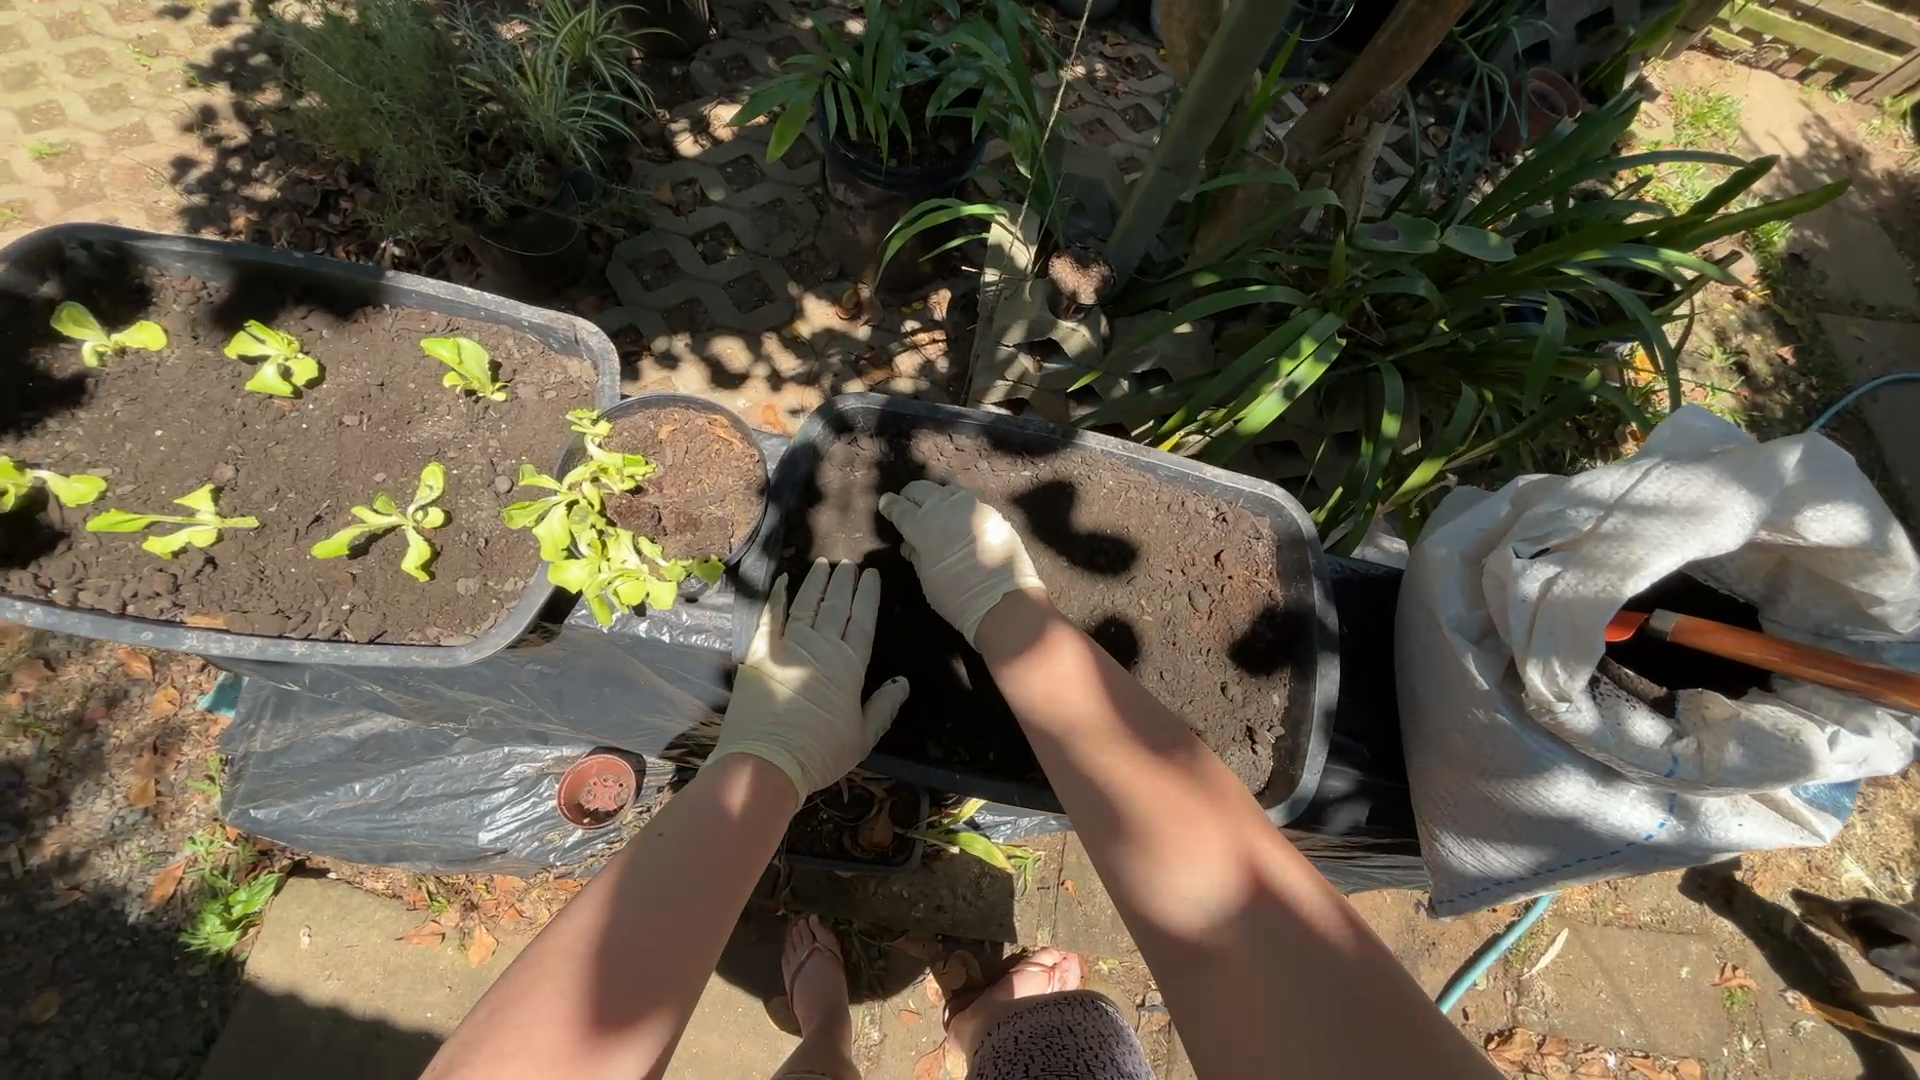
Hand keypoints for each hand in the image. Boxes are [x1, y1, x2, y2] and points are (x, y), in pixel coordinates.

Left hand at [709, 558, 910, 802]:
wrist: (765, 763)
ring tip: (823, 564)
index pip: (863, 620)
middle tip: (849, 563)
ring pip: (805, 604)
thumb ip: (884, 706)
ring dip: (815, 583)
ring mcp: (788, 647)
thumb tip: (903, 682)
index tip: (871, 574)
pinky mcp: (759, 654)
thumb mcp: (863, 736)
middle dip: (844, 582)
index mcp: (849, 665)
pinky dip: (777, 598)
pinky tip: (783, 583)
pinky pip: (770, 618)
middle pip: (835, 606)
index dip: (867, 595)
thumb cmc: (820, 753)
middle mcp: (820, 647)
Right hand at [877, 480, 1043, 645]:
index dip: (890, 506)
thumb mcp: (927, 578)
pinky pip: (970, 500)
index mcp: (923, 525)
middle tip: (907, 504)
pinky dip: (959, 504)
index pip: (900, 509)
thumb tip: (909, 544)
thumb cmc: (956, 595)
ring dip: (937, 496)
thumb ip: (916, 555)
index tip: (885, 503)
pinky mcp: (992, 512)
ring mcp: (972, 506)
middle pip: (922, 490)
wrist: (1003, 600)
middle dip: (911, 496)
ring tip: (934, 507)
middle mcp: (946, 508)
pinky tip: (958, 515)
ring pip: (947, 489)